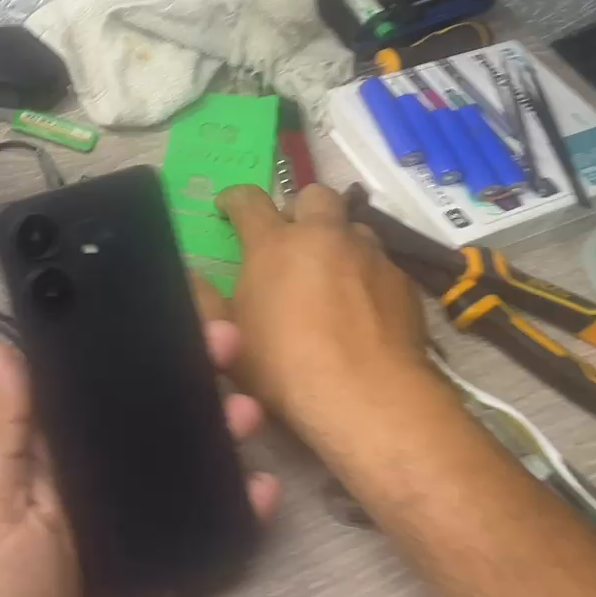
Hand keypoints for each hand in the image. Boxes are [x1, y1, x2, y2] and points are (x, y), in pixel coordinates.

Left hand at [0, 331, 279, 596]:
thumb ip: (4, 430)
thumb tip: (1, 344)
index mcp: (51, 452)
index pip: (91, 387)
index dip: (122, 348)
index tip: (158, 312)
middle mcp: (97, 473)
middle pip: (146, 414)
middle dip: (185, 376)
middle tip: (223, 343)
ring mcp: (135, 515)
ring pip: (183, 458)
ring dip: (219, 428)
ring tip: (246, 408)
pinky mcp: (166, 560)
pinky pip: (207, 525)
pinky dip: (239, 505)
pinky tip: (262, 485)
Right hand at [214, 184, 434, 432]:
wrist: (370, 400)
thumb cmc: (286, 369)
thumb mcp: (230, 338)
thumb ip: (206, 301)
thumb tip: (191, 276)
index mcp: (274, 244)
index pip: (249, 201)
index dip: (235, 200)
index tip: (228, 206)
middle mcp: (324, 236)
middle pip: (315, 196)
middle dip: (301, 209)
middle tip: (292, 238)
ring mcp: (369, 256)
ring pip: (354, 227)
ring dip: (339, 241)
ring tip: (332, 274)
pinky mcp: (403, 283)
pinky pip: (382, 264)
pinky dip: (367, 275)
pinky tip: (364, 308)